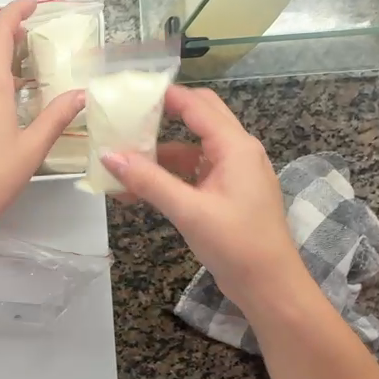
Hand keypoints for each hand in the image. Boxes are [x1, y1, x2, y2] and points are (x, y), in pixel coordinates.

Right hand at [99, 85, 304, 302]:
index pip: (196, 105)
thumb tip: (109, 156)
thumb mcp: (188, 211)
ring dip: (160, 154)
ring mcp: (234, 174)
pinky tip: (140, 189)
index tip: (130, 93)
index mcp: (235, 147)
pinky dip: (168, 177)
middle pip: (198, 119)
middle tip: (126, 119)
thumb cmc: (236, 244)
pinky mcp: (227, 194)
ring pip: (192, 150)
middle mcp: (238, 152)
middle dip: (162, 117)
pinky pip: (194, 174)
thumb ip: (148, 181)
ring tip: (122, 162)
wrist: (270, 285)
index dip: (165, 95)